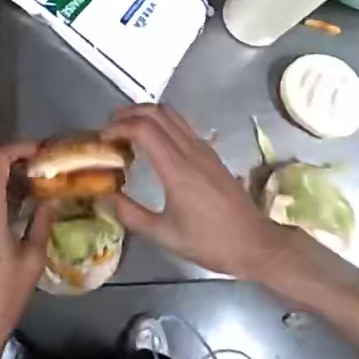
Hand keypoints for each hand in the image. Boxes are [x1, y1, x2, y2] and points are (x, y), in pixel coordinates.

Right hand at [102, 104, 292, 281]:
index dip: (119, 128)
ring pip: (170, 113)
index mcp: (178, 170)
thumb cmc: (211, 243)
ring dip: (145, 114)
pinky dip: (160, 122)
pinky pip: (181, 124)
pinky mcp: (210, 152)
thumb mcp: (166, 236)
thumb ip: (132, 215)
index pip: (144, 130)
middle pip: (156, 113)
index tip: (102, 139)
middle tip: (110, 129)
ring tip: (127, 129)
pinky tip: (152, 141)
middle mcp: (190, 151)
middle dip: (128, 114)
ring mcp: (203, 148)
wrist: (256, 244)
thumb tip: (107, 197)